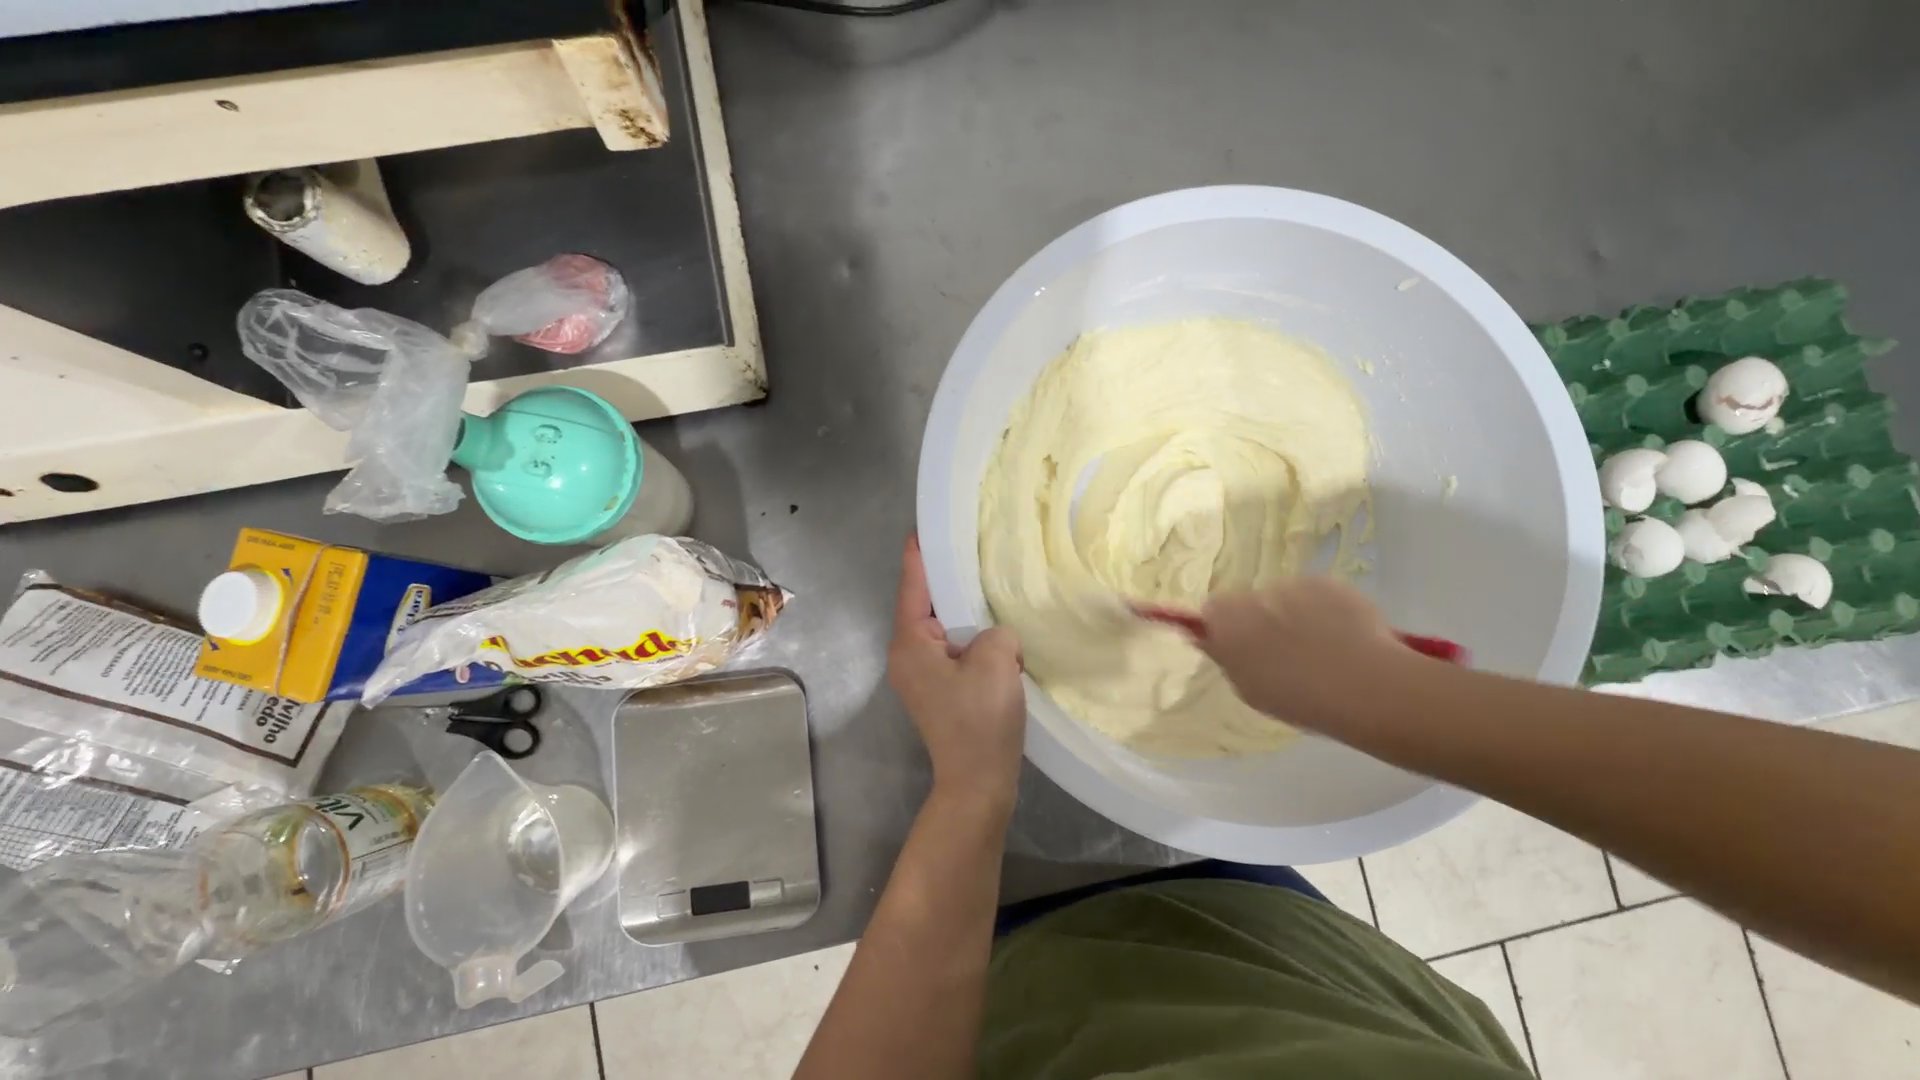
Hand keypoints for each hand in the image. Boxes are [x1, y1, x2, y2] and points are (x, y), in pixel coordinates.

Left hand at [887, 536, 1026, 813]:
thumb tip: (997, 639)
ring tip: (994, 588)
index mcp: (910, 643)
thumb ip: (997, 632)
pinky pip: (956, 653)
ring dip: (969, 617)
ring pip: (946, 631)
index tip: (924, 527)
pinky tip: (1001, 634)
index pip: (913, 586)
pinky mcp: (941, 693)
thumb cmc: (980, 720)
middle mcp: (907, 656)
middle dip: (951, 583)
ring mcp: (923, 677)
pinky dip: (975, 642)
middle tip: (975, 551)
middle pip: (928, 607)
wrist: (979, 783)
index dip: (920, 555)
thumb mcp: (996, 661)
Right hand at [1192, 577, 1406, 735]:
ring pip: (1285, 596)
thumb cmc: (1298, 698)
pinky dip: (1324, 609)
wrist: (1364, 685)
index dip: (1225, 625)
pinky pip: (1317, 593)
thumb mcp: (1249, 689)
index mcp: (1228, 622)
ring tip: (1321, 646)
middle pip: (1251, 600)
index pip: (1213, 609)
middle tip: (1284, 651)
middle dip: (1262, 618)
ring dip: (1294, 613)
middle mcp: (1255, 595)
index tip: (1241, 645)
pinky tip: (1342, 636)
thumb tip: (1210, 639)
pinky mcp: (1327, 582)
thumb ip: (1226, 658)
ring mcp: (1293, 585)